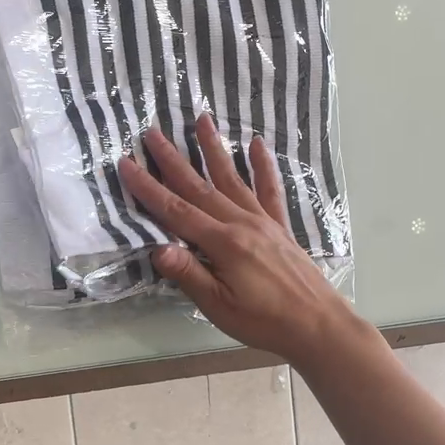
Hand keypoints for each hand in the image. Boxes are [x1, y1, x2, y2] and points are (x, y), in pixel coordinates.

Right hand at [119, 115, 359, 360]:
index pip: (176, 211)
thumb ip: (189, 274)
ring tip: (201, 119)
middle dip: (173, 159)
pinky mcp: (280, 228)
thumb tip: (157, 249)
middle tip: (152, 132)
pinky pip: (269, 190)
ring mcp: (263, 222)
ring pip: (232, 178)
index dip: (148, 189)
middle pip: (200, 187)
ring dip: (214, 149)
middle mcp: (241, 224)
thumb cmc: (264, 322)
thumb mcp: (218, 306)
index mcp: (223, 244)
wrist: (318, 324)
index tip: (126, 164)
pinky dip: (262, 166)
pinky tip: (256, 145)